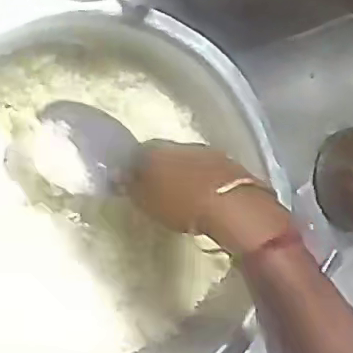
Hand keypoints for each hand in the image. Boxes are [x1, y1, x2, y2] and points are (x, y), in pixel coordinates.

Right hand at [131, 141, 293, 256]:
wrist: (233, 207)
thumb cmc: (181, 204)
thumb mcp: (146, 201)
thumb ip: (131, 186)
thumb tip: (118, 174)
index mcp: (157, 149)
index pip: (140, 151)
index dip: (135, 166)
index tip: (133, 181)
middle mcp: (184, 144)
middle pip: (167, 154)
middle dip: (162, 169)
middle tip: (158, 190)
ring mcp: (211, 153)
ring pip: (191, 161)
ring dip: (186, 175)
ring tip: (183, 196)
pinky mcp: (233, 168)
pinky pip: (211, 172)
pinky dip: (205, 182)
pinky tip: (205, 198)